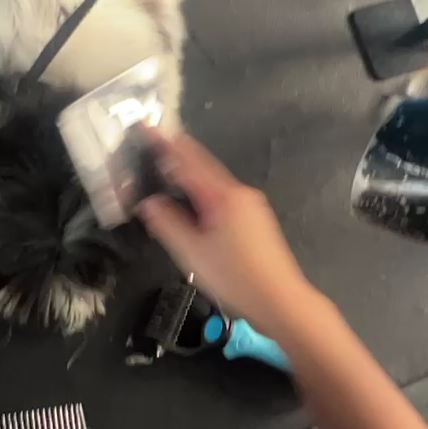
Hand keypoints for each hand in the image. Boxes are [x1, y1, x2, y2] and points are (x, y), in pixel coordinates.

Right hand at [137, 134, 319, 337]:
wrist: (279, 300)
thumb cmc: (236, 278)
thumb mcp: (192, 252)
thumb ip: (167, 223)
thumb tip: (149, 204)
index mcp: (223, 196)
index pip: (187, 161)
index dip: (165, 144)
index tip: (148, 128)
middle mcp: (240, 194)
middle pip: (204, 167)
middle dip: (178, 155)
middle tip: (155, 142)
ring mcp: (251, 207)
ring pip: (215, 183)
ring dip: (191, 175)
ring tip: (168, 169)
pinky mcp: (256, 221)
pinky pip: (224, 198)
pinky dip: (205, 193)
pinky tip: (194, 201)